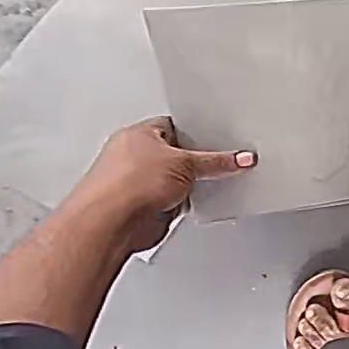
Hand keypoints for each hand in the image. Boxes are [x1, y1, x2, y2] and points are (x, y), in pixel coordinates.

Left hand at [68, 117, 254, 249]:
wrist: (111, 222)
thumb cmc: (128, 185)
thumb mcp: (186, 164)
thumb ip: (216, 162)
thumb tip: (237, 158)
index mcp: (138, 134)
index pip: (176, 126)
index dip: (199, 133)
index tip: (219, 141)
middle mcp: (135, 156)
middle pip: (177, 155)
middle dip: (196, 162)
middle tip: (215, 164)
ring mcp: (139, 182)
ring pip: (176, 179)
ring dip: (189, 185)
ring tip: (200, 185)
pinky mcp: (145, 206)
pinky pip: (175, 200)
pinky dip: (184, 202)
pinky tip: (190, 203)